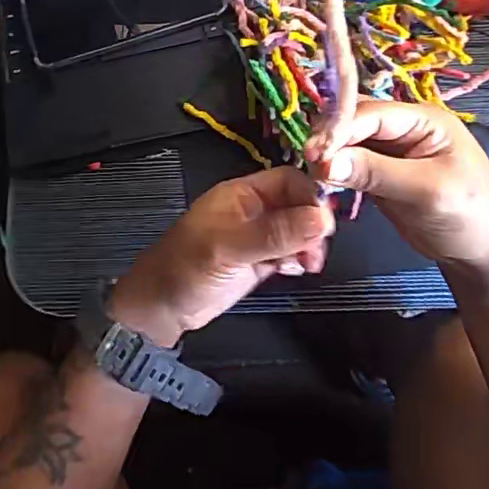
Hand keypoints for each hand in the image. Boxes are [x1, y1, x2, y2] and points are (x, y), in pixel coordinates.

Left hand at [108, 167, 332, 346]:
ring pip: (299, 231)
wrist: (162, 308)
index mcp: (241, 194)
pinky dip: (298, 260)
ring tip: (306, 265)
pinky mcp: (260, 260)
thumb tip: (322, 218)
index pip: (288, 180)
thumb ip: (275, 233)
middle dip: (313, 224)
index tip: (326, 221)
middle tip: (316, 250)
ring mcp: (257, 236)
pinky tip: (293, 271)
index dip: (310, 195)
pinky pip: (291, 252)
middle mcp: (253, 210)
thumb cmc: (186, 267)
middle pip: (298, 205)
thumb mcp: (229, 247)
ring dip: (309, 245)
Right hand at [309, 99, 488, 266]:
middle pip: (352, 118)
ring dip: (327, 153)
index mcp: (422, 119)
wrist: (481, 254)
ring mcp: (388, 148)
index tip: (311, 152)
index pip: (369, 112)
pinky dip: (331, 168)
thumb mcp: (426, 191)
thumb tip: (324, 162)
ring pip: (344, 138)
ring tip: (313, 173)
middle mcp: (401, 126)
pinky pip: (345, 160)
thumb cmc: (469, 217)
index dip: (338, 128)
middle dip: (328, 137)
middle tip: (308, 162)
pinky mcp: (375, 169)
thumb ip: (374, 172)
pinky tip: (321, 180)